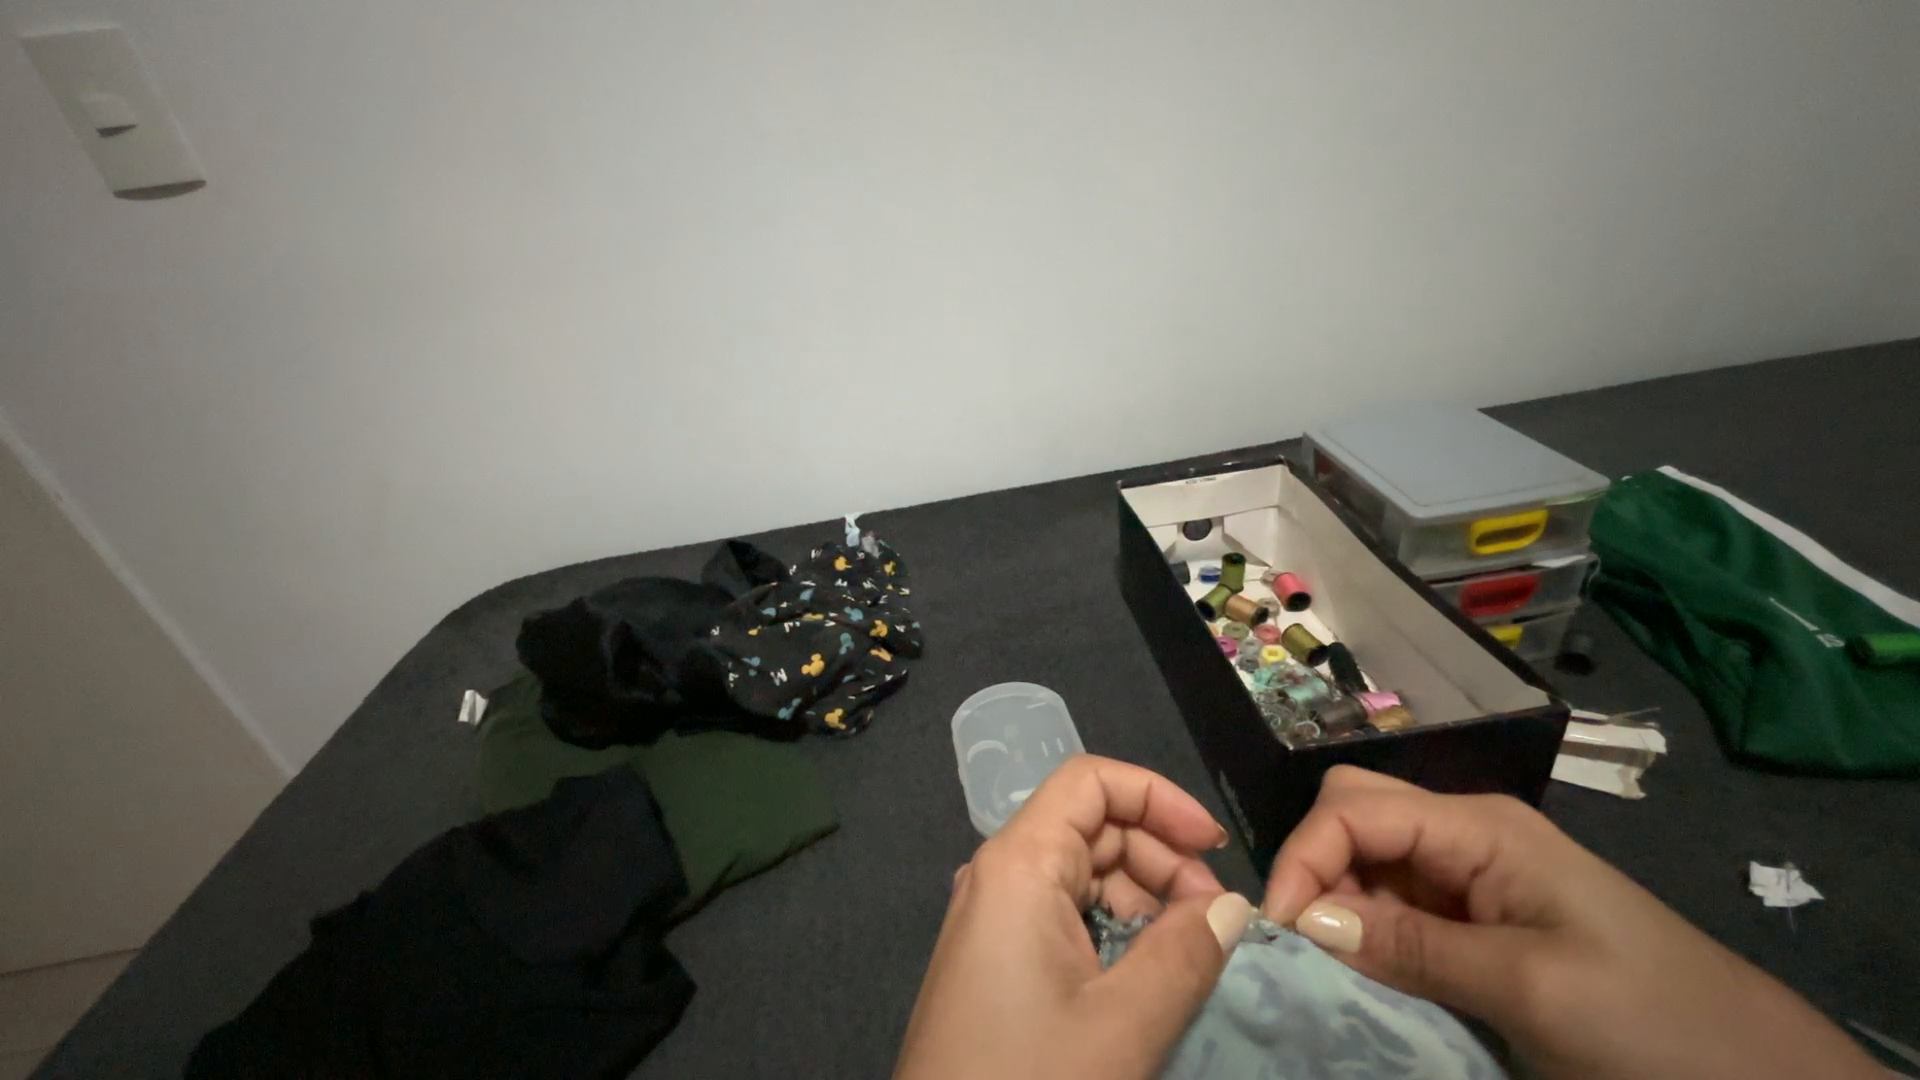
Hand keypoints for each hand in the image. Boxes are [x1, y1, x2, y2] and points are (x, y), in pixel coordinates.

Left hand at [895, 755, 1255, 1079]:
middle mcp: (1001, 873)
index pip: (1090, 781)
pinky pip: (1066, 914)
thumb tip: (1232, 905)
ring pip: (1083, 871)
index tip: (1215, 847)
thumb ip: (1184, 954)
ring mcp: (996, 915)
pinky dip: (1115, 928)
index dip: (1158, 797)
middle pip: (1092, 826)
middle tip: (1216, 919)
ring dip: (1144, 896)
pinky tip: (1148, 972)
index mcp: (1019, 862)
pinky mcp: (998, 956)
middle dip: (1161, 856)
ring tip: (1191, 950)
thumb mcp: (1121, 1026)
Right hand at [1263, 766, 1881, 1079]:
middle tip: (1309, 942)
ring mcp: (1472, 871)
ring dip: (1338, 902)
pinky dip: (1369, 928)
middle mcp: (1465, 831)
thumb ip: (1410, 944)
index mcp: (1478, 825)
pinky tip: (1375, 967)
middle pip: (1353, 814)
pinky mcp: (1477, 912)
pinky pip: (1397, 901)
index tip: (1280, 929)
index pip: (1352, 807)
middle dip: (1315, 867)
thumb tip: (1306, 919)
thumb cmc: (1655, 1022)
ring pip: (1367, 857)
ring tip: (1339, 966)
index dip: (1303, 856)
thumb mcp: (1529, 987)